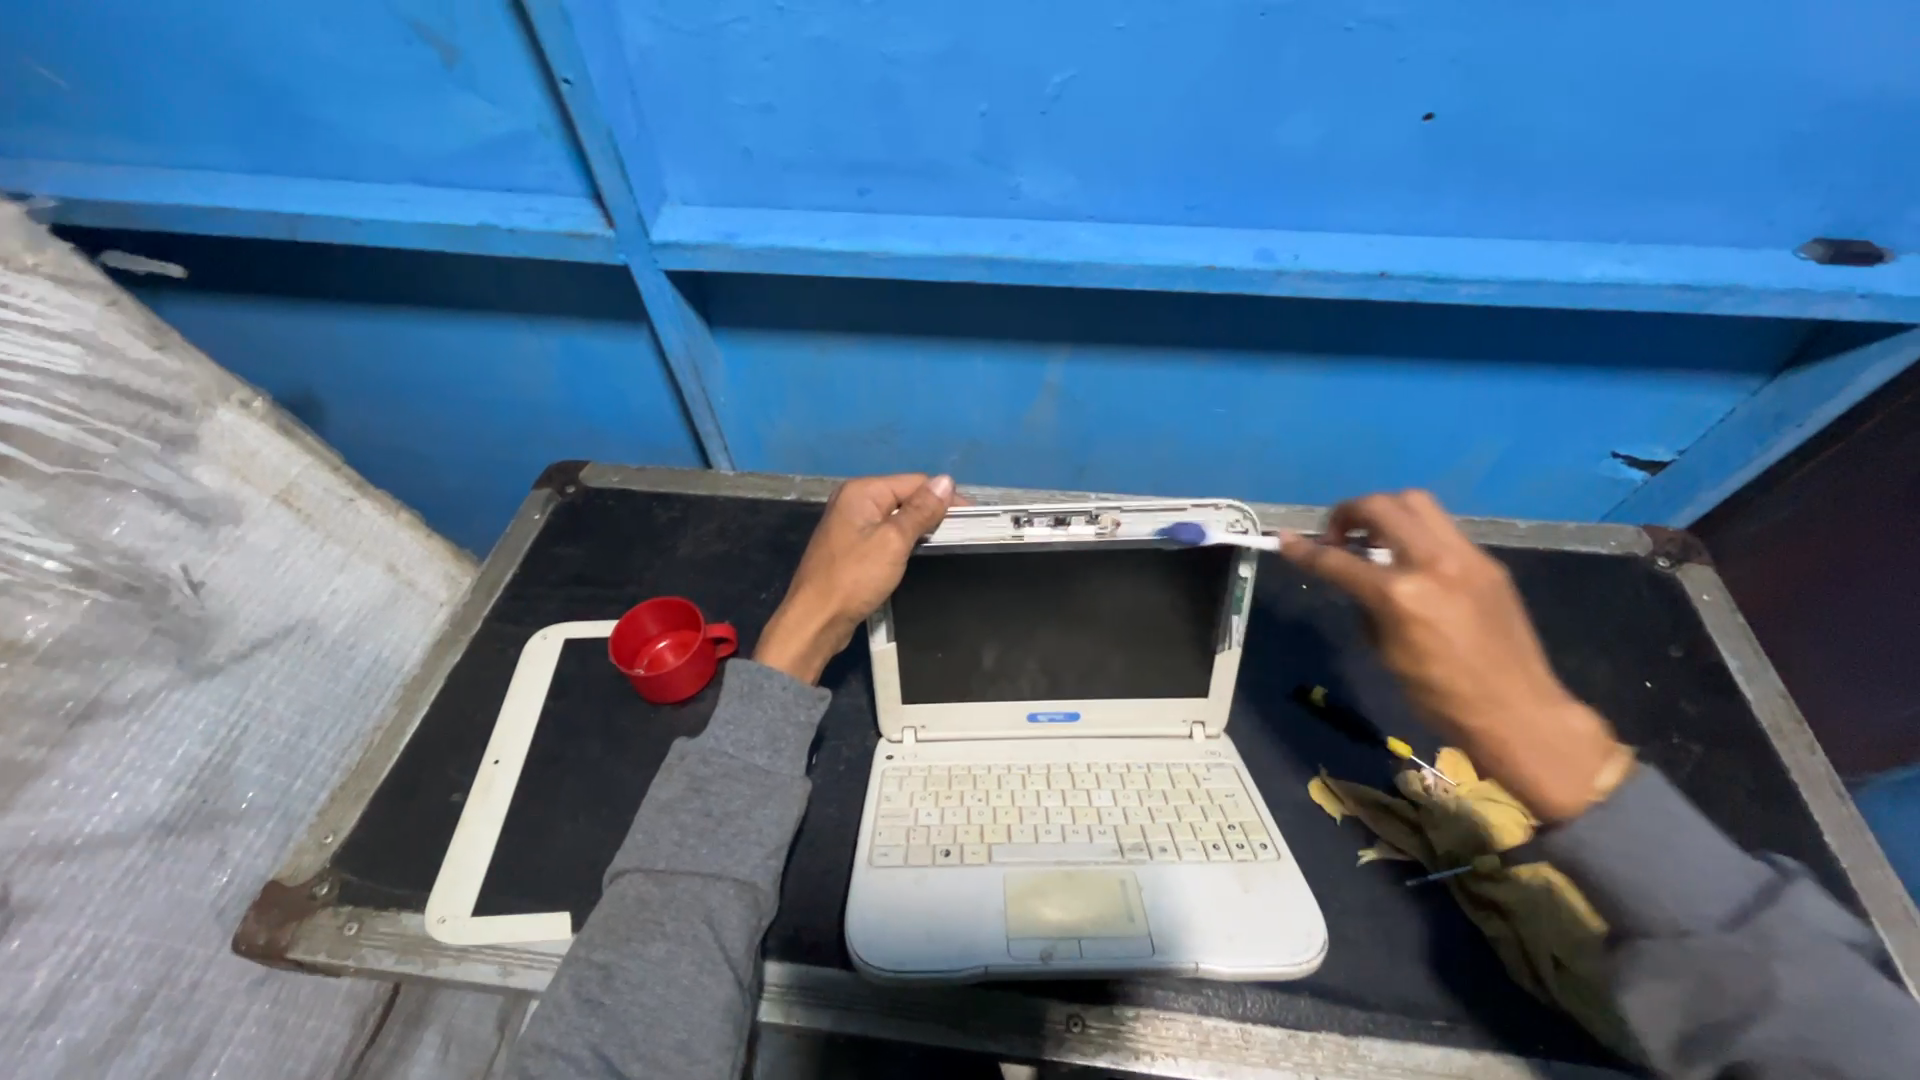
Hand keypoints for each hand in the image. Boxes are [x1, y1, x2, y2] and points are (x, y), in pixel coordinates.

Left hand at [754, 474, 959, 684]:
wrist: (816, 620)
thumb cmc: (854, 578)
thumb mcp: (893, 541)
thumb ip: (921, 510)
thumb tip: (946, 481)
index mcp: (862, 491)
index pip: (915, 482)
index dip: (944, 498)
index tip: (971, 518)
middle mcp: (854, 501)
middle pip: (905, 497)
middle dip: (933, 513)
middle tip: (960, 534)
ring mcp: (850, 525)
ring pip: (897, 518)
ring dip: (920, 529)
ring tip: (945, 545)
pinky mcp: (852, 547)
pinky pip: (885, 535)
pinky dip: (904, 542)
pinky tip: (917, 554)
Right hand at [1278, 490, 1625, 821]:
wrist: (1517, 710)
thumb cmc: (1439, 696)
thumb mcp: (1385, 651)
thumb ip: (1365, 605)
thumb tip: (1354, 580)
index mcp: (1401, 595)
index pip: (1339, 560)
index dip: (1305, 550)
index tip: (1284, 540)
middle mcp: (1434, 563)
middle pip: (1381, 506)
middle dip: (1348, 513)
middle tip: (1338, 538)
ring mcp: (1467, 557)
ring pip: (1417, 503)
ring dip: (1385, 512)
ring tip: (1374, 541)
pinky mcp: (1488, 563)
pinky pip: (1442, 530)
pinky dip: (1416, 533)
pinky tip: (1411, 563)